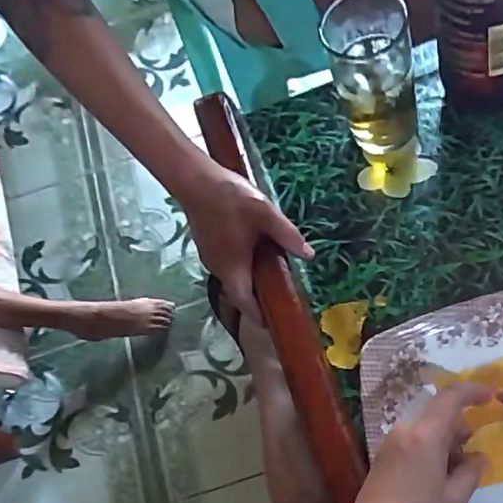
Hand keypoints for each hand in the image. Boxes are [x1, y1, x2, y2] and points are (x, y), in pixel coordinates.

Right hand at [181, 166, 312, 326]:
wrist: (192, 176)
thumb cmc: (228, 196)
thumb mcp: (265, 213)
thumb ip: (287, 235)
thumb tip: (309, 255)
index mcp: (232, 268)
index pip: (245, 304)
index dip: (260, 318)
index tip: (277, 325)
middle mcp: (219, 269)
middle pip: (241, 294)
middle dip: (261, 300)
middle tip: (284, 300)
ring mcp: (211, 259)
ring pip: (235, 280)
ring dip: (254, 283)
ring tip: (276, 279)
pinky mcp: (209, 247)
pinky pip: (230, 267)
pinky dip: (245, 269)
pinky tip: (260, 257)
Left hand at [335, 383, 490, 502]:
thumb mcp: (455, 500)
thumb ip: (472, 472)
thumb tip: (479, 457)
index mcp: (425, 435)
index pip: (451, 397)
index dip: (473, 391)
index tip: (490, 396)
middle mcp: (405, 431)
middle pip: (438, 414)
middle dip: (460, 426)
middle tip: (476, 451)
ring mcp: (390, 444)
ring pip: (425, 429)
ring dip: (445, 440)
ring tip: (458, 470)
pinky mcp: (382, 458)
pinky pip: (413, 441)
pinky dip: (430, 448)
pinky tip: (437, 477)